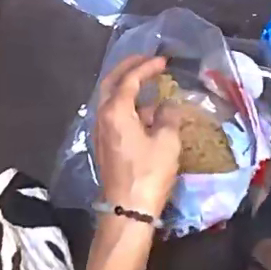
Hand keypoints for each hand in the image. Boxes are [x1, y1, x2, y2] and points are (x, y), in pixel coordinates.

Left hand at [93, 55, 183, 217]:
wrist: (128, 209)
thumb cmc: (148, 173)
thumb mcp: (166, 142)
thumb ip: (168, 117)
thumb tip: (169, 105)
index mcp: (115, 110)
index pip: (129, 79)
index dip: (146, 67)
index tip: (163, 61)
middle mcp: (103, 116)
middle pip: (111, 83)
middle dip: (128, 68)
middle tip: (146, 60)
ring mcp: (101, 131)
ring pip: (110, 99)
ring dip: (127, 86)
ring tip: (148, 82)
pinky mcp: (105, 144)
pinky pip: (114, 114)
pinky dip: (128, 104)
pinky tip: (146, 111)